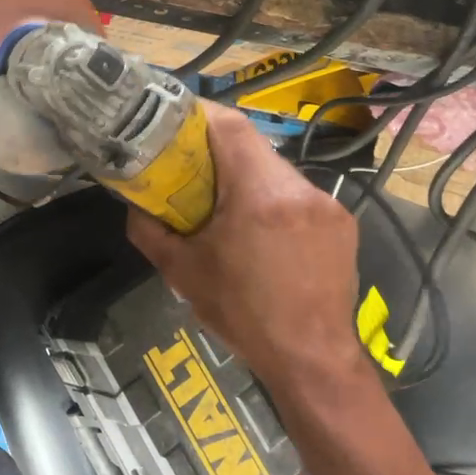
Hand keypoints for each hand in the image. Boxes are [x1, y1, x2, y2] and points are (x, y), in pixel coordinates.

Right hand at [126, 102, 369, 390]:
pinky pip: (295, 192)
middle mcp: (298, 190)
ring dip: (242, 172)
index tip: (171, 117)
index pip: (229, 125)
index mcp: (259, 196)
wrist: (313, 362)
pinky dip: (269, 195)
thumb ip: (148, 227)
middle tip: (185, 161)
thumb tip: (134, 200)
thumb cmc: (241, 314)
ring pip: (273, 167)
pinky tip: (255, 225)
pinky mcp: (341, 222)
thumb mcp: (180, 271)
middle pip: (251, 144)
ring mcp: (327, 205)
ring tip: (218, 198)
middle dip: (214, 146)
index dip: (198, 112)